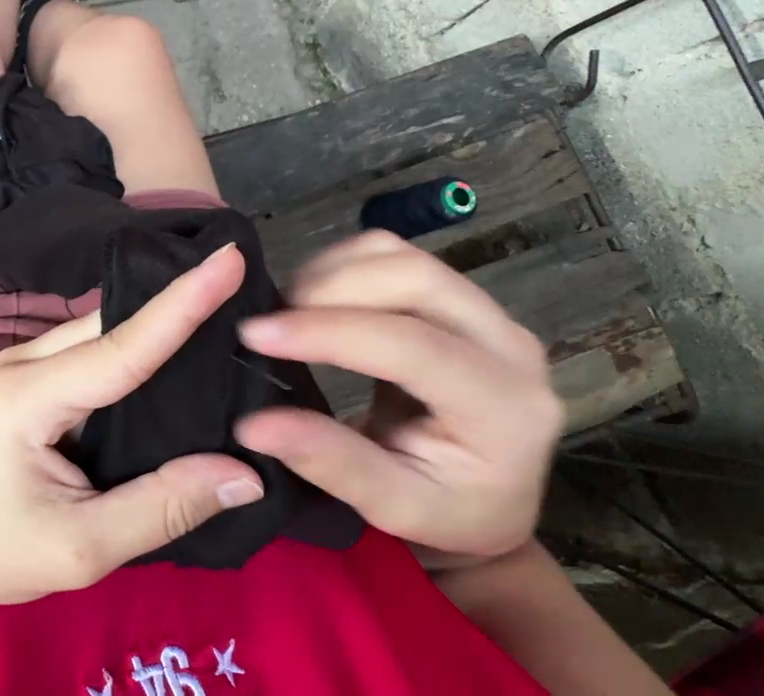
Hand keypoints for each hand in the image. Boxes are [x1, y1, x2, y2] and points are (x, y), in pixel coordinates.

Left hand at [0, 244, 265, 606]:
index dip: (182, 303)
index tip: (229, 257)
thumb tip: (244, 473)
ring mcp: (26, 362)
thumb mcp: (80, 548)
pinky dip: (141, 347)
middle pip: (115, 325)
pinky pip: (97, 348)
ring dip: (161, 322)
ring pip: (106, 330)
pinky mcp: (35, 375)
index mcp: (30, 396)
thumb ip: (161, 508)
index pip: (122, 346)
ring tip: (232, 315)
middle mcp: (26, 361)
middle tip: (253, 289)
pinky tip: (182, 353)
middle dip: (181, 302)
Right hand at [235, 231, 563, 567]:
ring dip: (331, 272)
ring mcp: (488, 312)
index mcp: (506, 408)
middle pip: (415, 278)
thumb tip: (253, 425)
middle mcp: (510, 346)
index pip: (412, 346)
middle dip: (329, 289)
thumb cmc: (443, 511)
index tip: (255, 334)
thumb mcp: (392, 508)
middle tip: (270, 321)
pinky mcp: (458, 294)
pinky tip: (314, 302)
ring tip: (287, 313)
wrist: (482, 500)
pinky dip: (340, 264)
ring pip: (400, 255)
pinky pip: (391, 252)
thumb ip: (331, 463)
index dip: (328, 333)